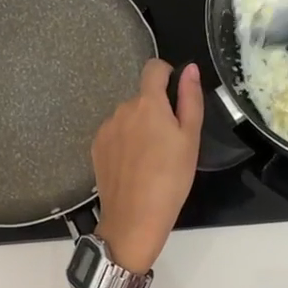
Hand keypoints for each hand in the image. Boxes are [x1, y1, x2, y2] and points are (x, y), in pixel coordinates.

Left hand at [92, 60, 203, 272]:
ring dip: (140, 126)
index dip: (167, 74)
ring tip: (152, 158)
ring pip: (128, 116)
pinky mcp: (97, 147)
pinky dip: (126, 141)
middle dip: (156, 110)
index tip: (175, 93)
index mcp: (148, 103)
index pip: (153, 68)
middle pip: (142, 97)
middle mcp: (123, 109)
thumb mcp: (191, 138)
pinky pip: (115, 133)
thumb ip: (190, 98)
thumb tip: (190, 69)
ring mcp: (106, 128)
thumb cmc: (171, 178)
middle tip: (170, 141)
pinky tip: (135, 166)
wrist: (134, 219)